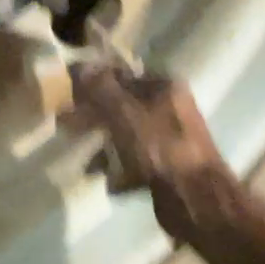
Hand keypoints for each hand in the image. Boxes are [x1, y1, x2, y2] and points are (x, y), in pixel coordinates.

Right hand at [66, 63, 232, 235]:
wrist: (197, 199)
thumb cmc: (160, 147)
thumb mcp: (125, 113)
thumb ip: (101, 88)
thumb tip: (79, 65)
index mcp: (165, 86)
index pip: (123, 74)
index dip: (95, 82)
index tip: (70, 94)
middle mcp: (171, 107)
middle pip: (124, 105)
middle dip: (95, 116)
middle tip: (67, 126)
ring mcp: (171, 138)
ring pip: (128, 134)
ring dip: (105, 145)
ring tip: (86, 161)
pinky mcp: (168, 167)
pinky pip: (137, 161)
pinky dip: (120, 168)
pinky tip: (106, 180)